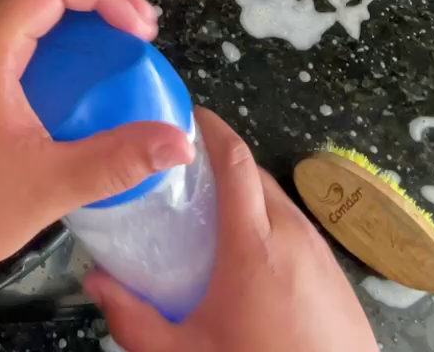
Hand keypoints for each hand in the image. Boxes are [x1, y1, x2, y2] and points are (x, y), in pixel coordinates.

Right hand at [85, 109, 378, 351]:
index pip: (234, 158)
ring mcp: (321, 254)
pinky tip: (251, 259)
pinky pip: (298, 231)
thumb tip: (95, 282)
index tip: (184, 114)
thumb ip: (135, 319)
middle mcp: (292, 233)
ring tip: (210, 214)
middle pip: (254, 173)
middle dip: (219, 160)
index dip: (210, 126)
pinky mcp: (338, 277)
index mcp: (253, 241)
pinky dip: (271, 225)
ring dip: (246, 194)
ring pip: (278, 201)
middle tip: (182, 171)